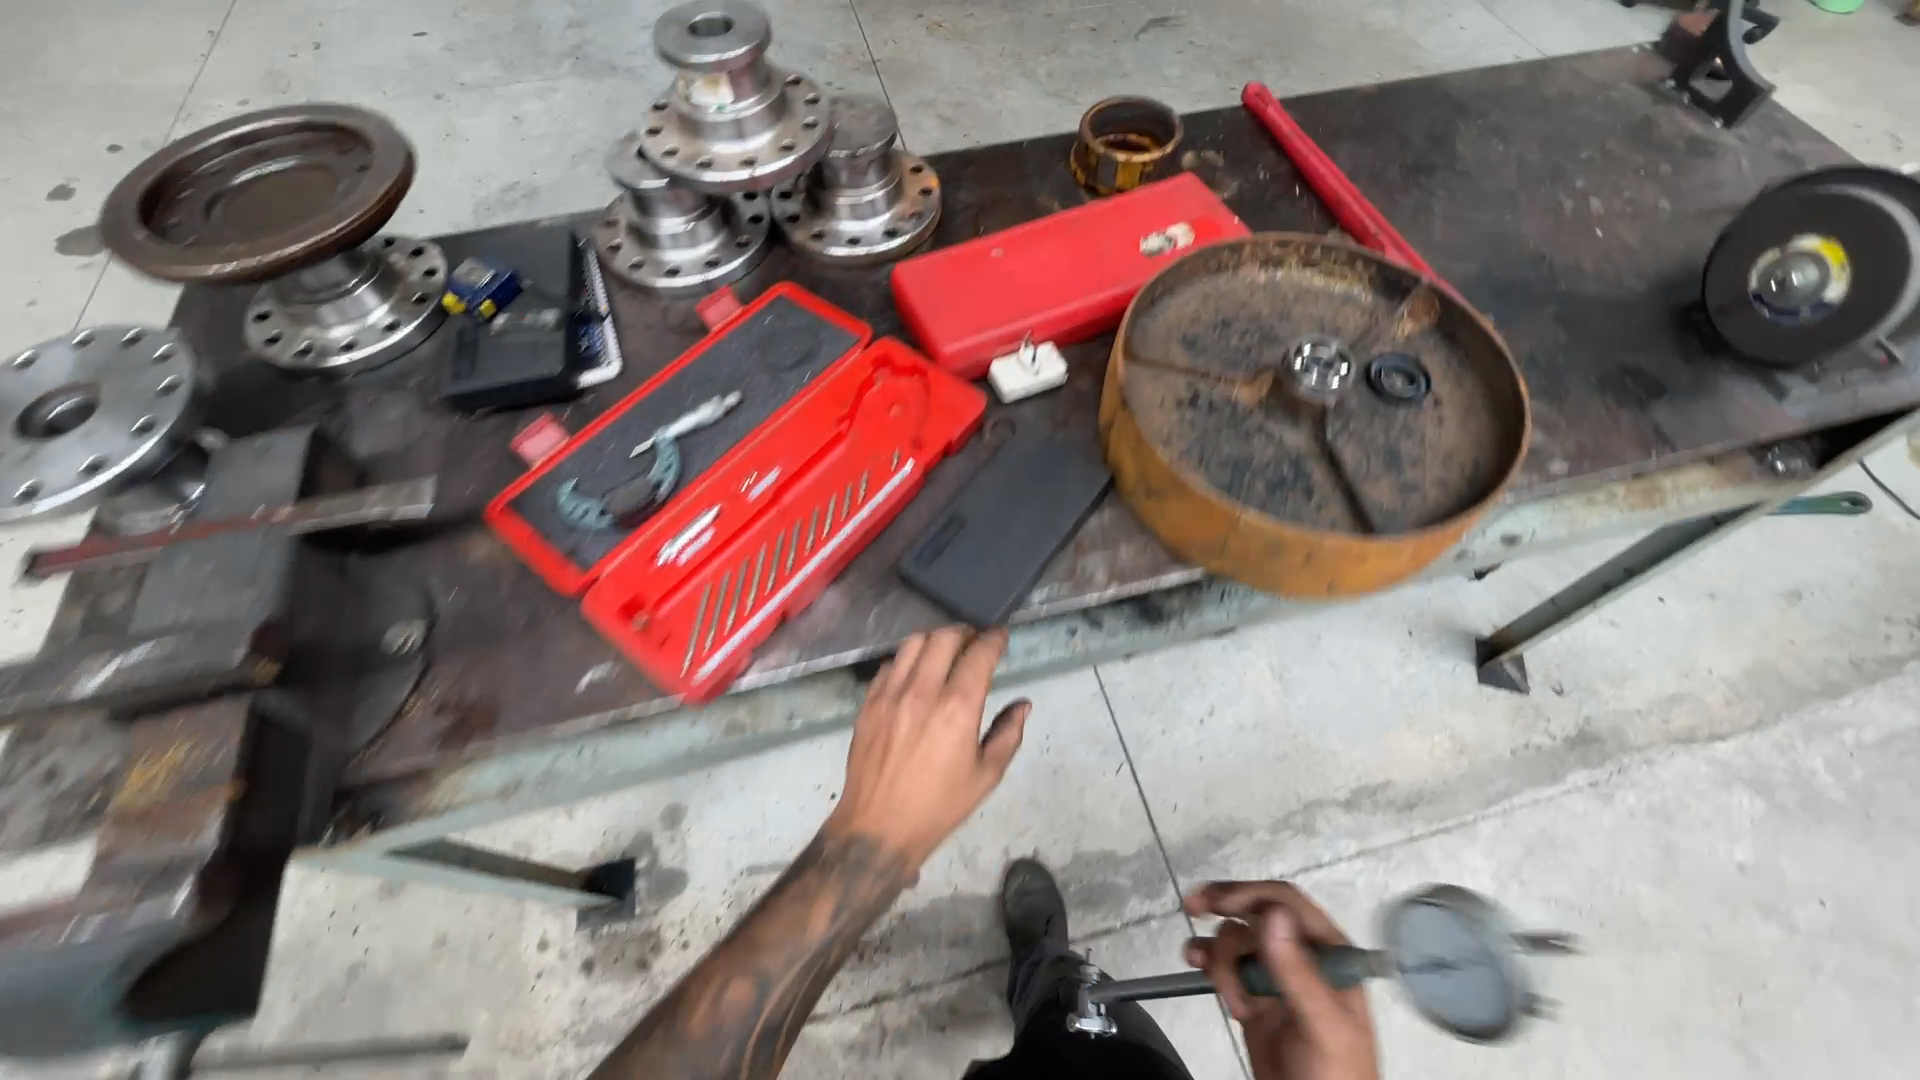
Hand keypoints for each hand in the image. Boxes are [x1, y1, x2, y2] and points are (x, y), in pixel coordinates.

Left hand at [823, 627, 1029, 866]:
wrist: (879, 826)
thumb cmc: (940, 805)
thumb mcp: (986, 775)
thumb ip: (1007, 733)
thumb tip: (1023, 704)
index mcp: (958, 707)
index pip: (980, 654)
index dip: (994, 639)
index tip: (1000, 637)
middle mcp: (923, 691)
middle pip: (944, 638)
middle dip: (965, 633)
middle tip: (974, 642)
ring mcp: (891, 694)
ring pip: (913, 643)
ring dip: (935, 639)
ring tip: (945, 650)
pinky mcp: (869, 703)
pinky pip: (889, 665)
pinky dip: (906, 660)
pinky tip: (914, 673)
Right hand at [1184, 882, 1378, 1079]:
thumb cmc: (1332, 1077)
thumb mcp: (1322, 1027)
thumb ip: (1298, 973)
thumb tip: (1272, 913)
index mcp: (1330, 955)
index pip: (1287, 904)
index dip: (1251, 895)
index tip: (1217, 903)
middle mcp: (1303, 958)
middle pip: (1257, 913)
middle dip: (1225, 906)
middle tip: (1193, 905)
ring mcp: (1275, 978)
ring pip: (1237, 940)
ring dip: (1218, 950)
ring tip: (1205, 969)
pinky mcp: (1253, 999)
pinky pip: (1226, 967)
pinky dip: (1209, 962)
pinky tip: (1195, 964)